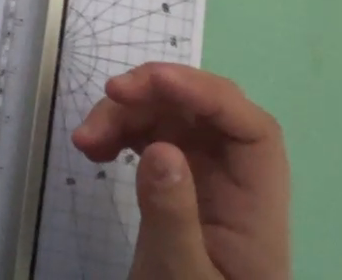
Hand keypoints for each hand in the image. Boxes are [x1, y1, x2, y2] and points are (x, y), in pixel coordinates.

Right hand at [72, 63, 290, 279]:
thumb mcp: (180, 277)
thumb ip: (172, 216)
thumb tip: (161, 148)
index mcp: (256, 208)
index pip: (251, 131)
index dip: (206, 93)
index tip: (151, 81)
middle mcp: (236, 183)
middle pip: (207, 112)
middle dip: (157, 91)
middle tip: (111, 93)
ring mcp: (205, 180)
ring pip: (170, 117)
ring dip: (124, 113)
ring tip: (84, 139)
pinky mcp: (175, 183)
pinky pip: (149, 134)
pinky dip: (118, 130)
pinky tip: (92, 148)